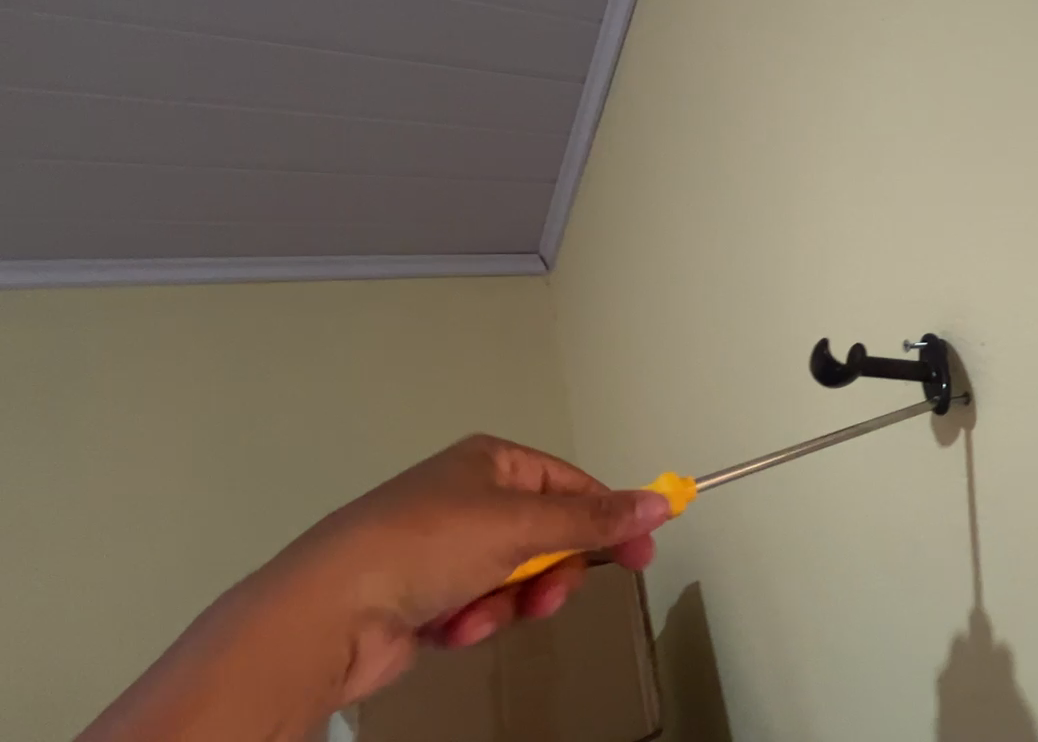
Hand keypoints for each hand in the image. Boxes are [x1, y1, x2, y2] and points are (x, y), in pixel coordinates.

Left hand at [263, 435, 669, 704]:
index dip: (609, 518)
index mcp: (492, 462)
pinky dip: (476, 618)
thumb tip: (662, 503)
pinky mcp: (423, 594)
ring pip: (518, 575)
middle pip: (547, 533)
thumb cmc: (428, 546)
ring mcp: (444, 547)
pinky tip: (453, 629)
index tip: (642, 553)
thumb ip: (596, 518)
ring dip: (514, 600)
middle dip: (551, 571)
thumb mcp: (523, 526)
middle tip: (552, 597)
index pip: (572, 485)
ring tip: (489, 616)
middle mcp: (470, 497)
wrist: (320, 619)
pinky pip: (480, 603)